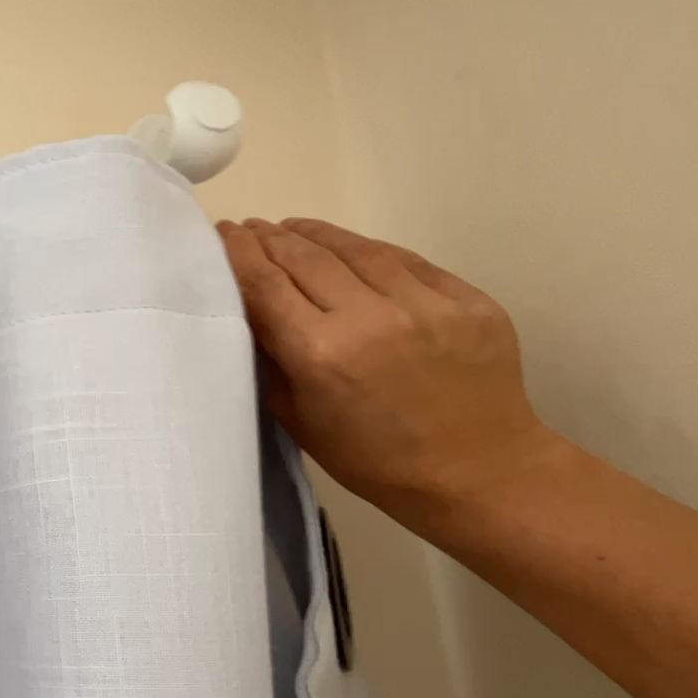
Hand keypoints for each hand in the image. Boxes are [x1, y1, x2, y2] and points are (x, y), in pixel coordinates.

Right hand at [217, 217, 561, 512]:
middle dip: (269, 238)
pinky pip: (404, 261)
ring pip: (356, 250)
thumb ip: (269, 358)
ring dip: (314, 234)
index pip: (265, 284)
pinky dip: (365, 249)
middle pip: (304, 258)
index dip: (238, 254)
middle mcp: (370, 319)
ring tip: (288, 228)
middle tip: (246, 227)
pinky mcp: (468, 300)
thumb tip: (249, 311)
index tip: (220, 232)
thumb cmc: (367, 456)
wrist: (477, 471)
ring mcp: (426, 305)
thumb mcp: (294, 414)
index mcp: (319, 353)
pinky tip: (345, 247)